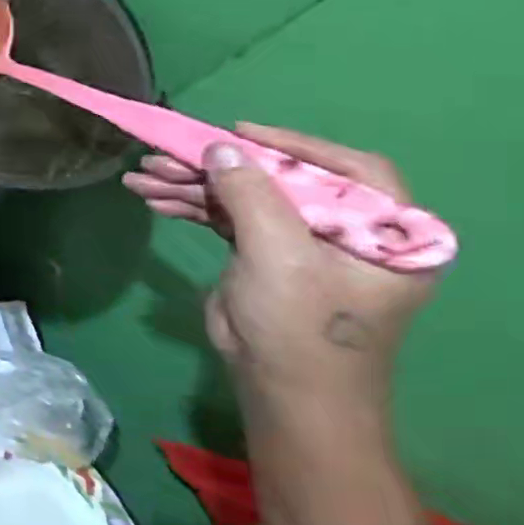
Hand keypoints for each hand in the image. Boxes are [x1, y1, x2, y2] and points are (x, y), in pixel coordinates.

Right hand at [123, 123, 436, 407]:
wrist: (284, 391)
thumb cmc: (302, 326)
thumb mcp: (280, 255)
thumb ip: (251, 194)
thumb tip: (219, 146)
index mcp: (382, 233)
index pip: (350, 169)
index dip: (295, 144)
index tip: (239, 133)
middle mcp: (344, 230)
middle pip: (276, 178)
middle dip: (215, 167)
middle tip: (163, 155)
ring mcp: (299, 241)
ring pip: (241, 195)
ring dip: (189, 184)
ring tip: (141, 176)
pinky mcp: (262, 253)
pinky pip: (224, 215)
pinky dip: (188, 204)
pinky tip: (151, 197)